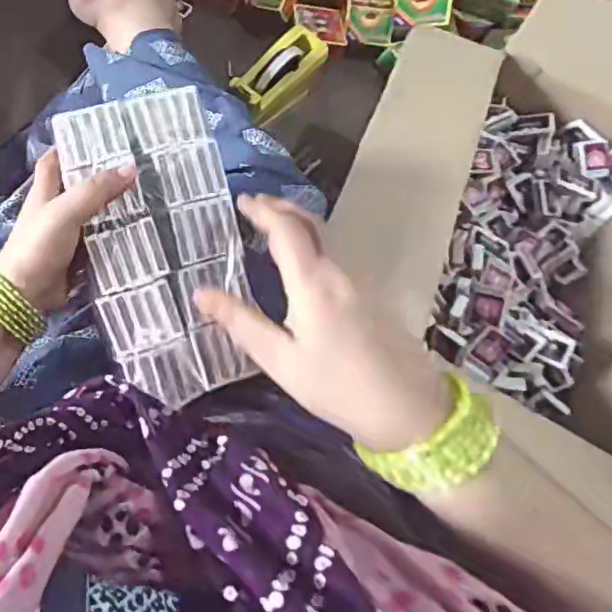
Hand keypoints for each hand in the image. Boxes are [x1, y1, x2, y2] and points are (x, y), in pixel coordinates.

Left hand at [0, 149, 136, 312]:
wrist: (24, 296)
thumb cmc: (37, 246)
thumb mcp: (65, 211)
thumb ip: (96, 189)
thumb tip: (131, 167)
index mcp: (44, 192)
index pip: (54, 160)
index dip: (71, 146)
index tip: (101, 137)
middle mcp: (55, 210)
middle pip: (81, 187)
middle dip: (105, 177)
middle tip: (139, 166)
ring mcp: (67, 236)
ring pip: (95, 215)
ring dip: (117, 207)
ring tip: (150, 193)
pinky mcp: (78, 258)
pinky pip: (102, 242)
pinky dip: (118, 236)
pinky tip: (143, 229)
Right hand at [195, 194, 450, 450]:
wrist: (410, 411)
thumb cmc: (337, 387)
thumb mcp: (280, 360)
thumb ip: (240, 323)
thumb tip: (201, 293)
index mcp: (312, 284)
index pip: (286, 230)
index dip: (263, 211)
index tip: (241, 200)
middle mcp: (338, 273)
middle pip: (312, 223)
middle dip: (282, 207)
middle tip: (254, 204)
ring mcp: (360, 281)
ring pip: (326, 236)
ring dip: (297, 222)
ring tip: (271, 224)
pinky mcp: (370, 295)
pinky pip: (335, 253)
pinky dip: (311, 240)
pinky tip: (300, 258)